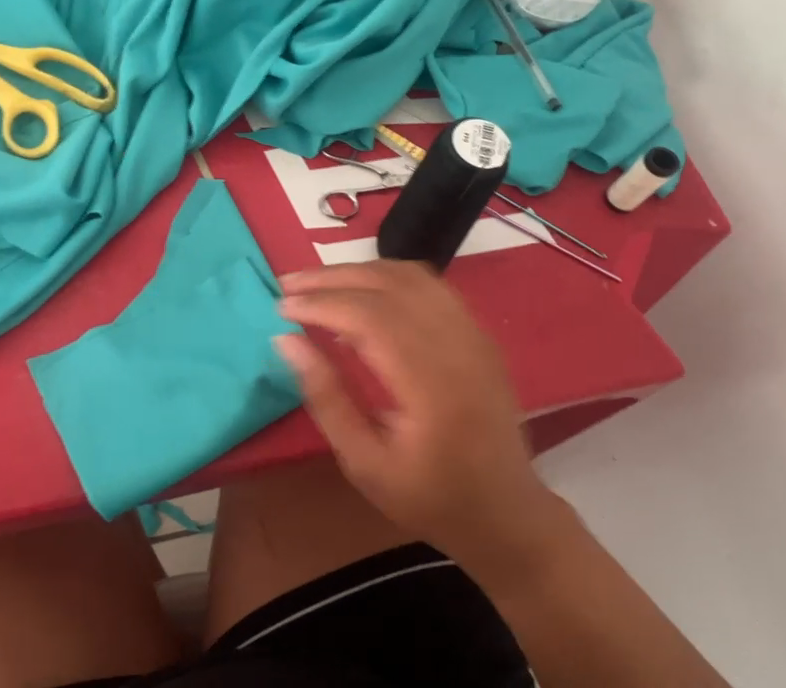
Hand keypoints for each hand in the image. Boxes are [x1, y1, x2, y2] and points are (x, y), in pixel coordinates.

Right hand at [274, 260, 557, 563]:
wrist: (505, 512)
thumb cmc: (429, 497)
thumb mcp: (364, 463)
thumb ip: (326, 397)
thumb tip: (286, 341)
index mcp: (431, 384)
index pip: (370, 317)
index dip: (322, 303)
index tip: (281, 306)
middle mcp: (459, 346)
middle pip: (389, 285)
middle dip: (332, 279)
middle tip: (288, 285)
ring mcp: (475, 335)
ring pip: (410, 276)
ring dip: (359, 272)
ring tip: (318, 285)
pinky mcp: (479, 334)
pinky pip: (430, 286)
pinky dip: (388, 279)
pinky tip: (361, 293)